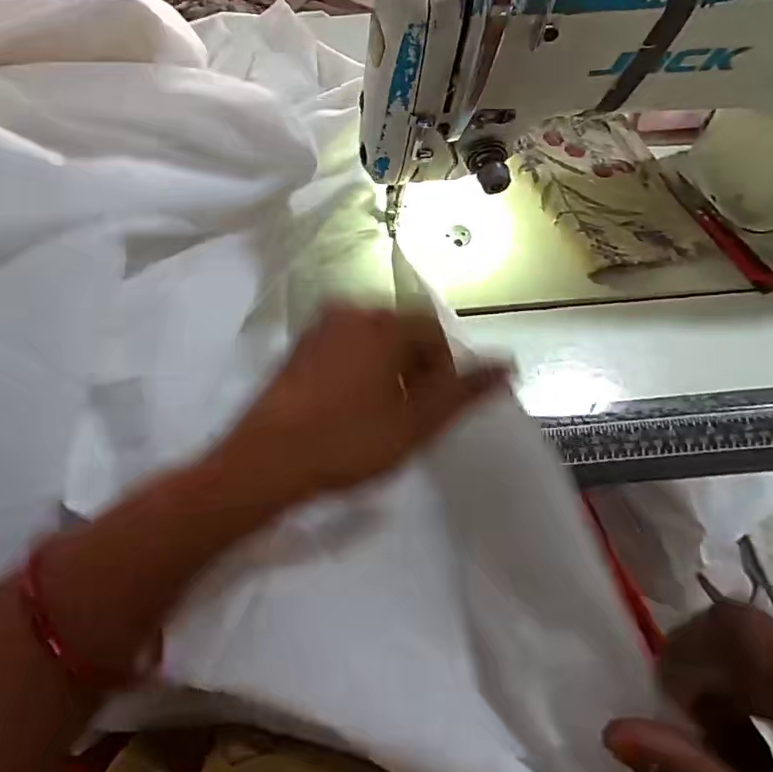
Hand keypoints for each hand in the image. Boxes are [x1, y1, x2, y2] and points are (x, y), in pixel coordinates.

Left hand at [209, 306, 507, 502]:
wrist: (265, 459)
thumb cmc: (346, 442)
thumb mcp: (415, 424)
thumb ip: (463, 391)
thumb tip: (507, 364)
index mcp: (381, 323)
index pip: (434, 331)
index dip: (444, 370)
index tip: (435, 408)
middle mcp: (348, 312)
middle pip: (401, 331)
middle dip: (414, 368)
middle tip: (409, 416)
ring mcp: (316, 328)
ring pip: (370, 341)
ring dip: (386, 371)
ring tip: (379, 417)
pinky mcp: (295, 349)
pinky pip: (341, 349)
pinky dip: (356, 371)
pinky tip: (346, 410)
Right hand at [605, 603, 772, 771]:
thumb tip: (617, 730)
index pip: (747, 632)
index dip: (686, 655)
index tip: (669, 714)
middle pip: (749, 638)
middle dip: (707, 686)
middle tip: (707, 755)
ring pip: (766, 649)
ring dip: (732, 697)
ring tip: (745, 768)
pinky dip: (764, 700)